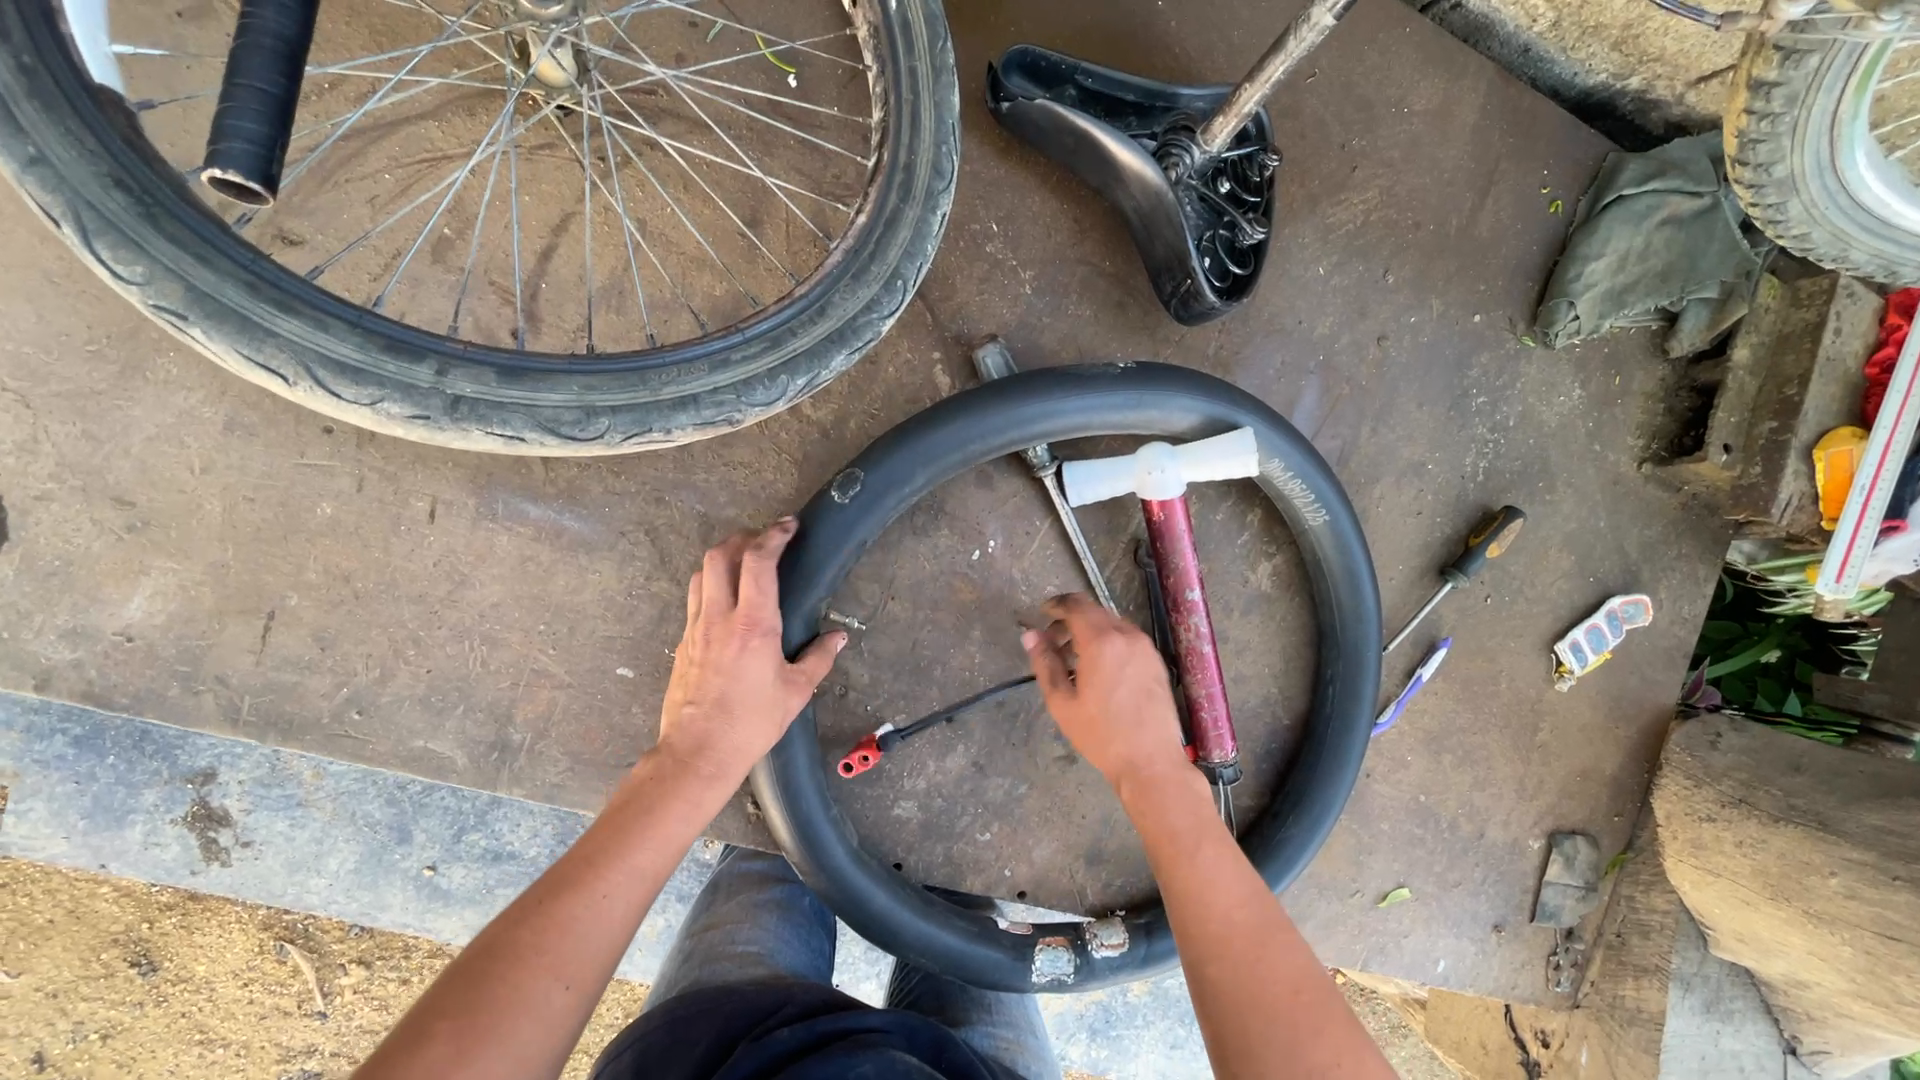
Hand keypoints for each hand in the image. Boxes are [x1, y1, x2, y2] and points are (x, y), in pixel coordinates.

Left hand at [655, 519, 845, 781]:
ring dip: (722, 559)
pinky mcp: (683, 643)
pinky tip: (724, 601)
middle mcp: (720, 618)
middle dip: (742, 538)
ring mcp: (696, 629)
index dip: (773, 536)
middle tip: (763, 541)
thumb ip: (819, 658)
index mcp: (754, 625)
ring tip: (742, 563)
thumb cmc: (751, 723)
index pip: (758, 561)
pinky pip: (693, 599)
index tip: (787, 526)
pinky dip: (709, 585)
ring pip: (700, 574)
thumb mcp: (796, 692)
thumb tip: (838, 638)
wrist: (698, 752)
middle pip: (720, 555)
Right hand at [1022, 593, 1189, 791]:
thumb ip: (1045, 663)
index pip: (1076, 605)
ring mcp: (1145, 647)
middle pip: (1094, 612)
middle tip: (1053, 642)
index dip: (1056, 604)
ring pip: (1112, 624)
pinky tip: (1099, 669)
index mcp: (1101, 642)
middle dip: (1070, 620)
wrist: (1150, 761)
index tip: (1042, 613)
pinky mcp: (1156, 661)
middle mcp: (1127, 635)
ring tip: (1074, 660)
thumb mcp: (1061, 701)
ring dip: (1090, 631)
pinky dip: (1108, 642)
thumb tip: (1030, 635)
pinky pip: (1127, 638)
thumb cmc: (1101, 735)